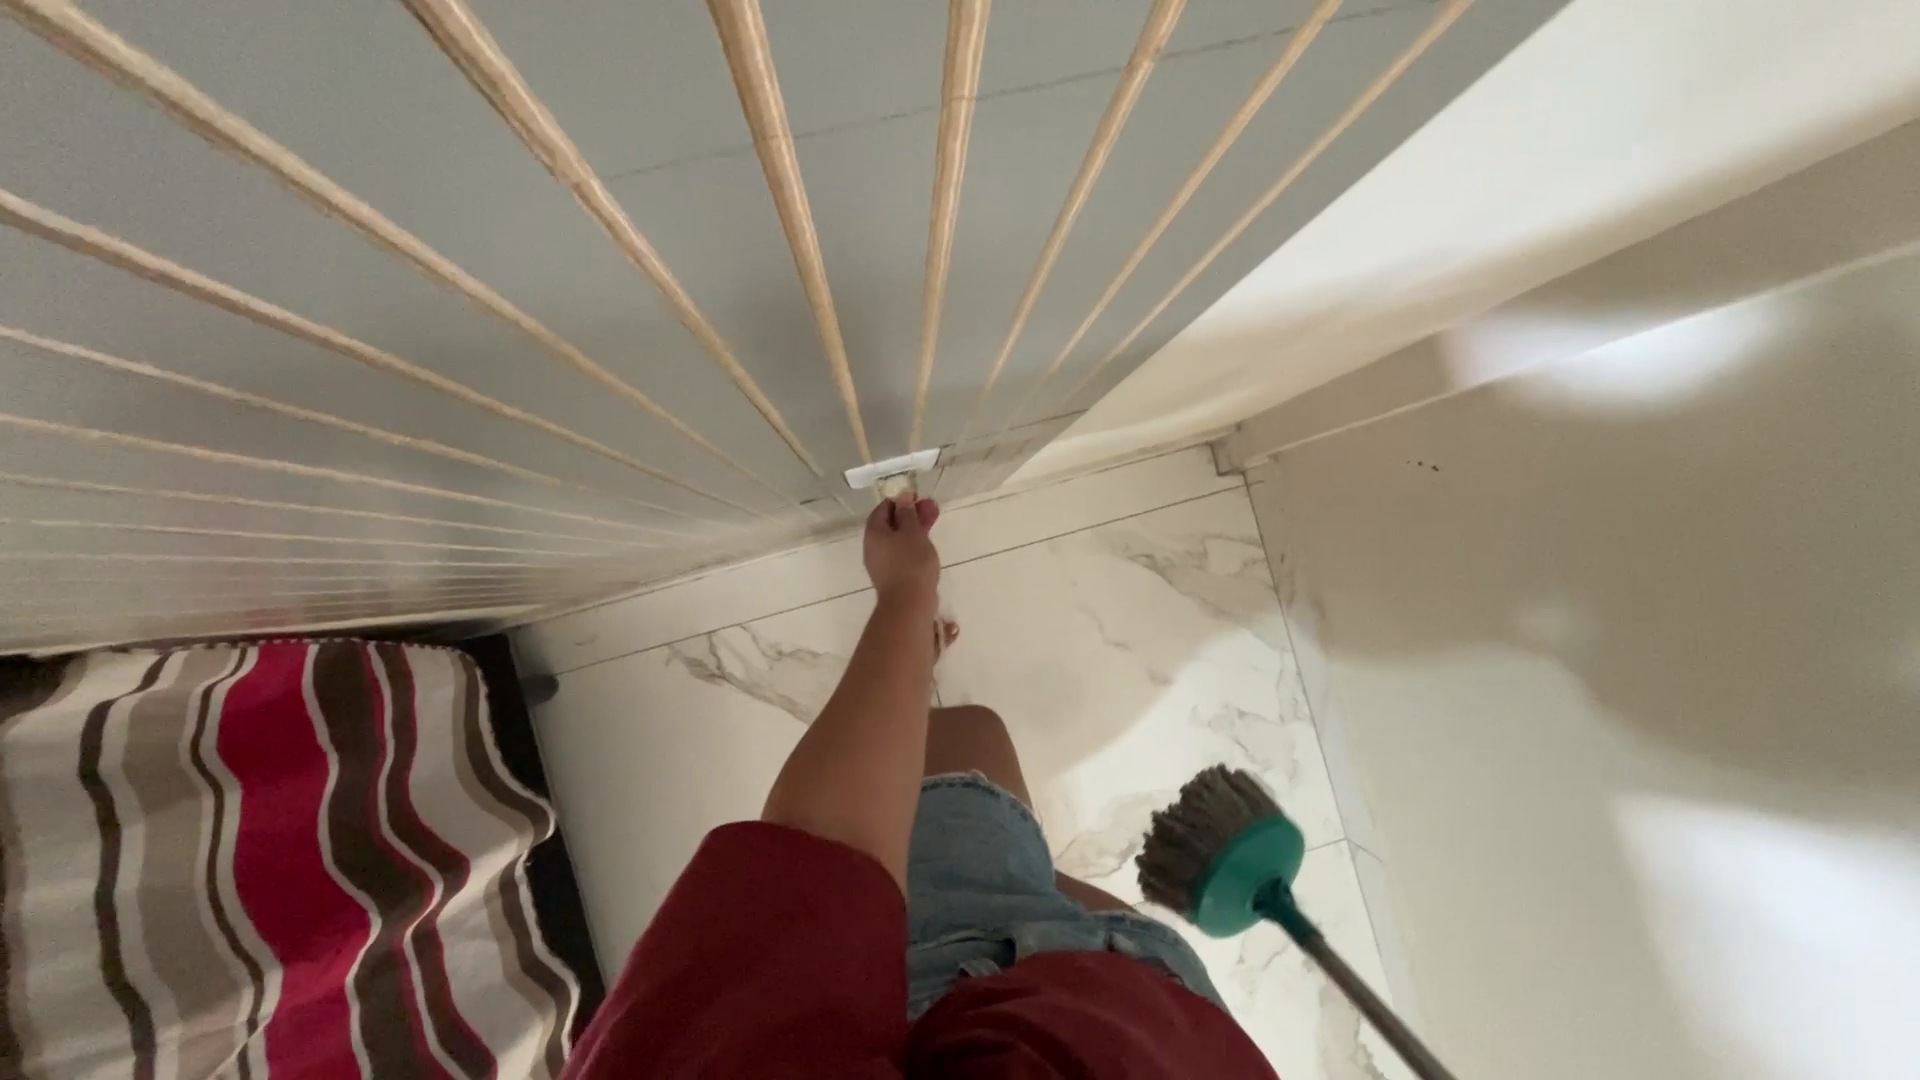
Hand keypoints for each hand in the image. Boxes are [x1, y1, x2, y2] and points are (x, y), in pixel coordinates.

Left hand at [863, 492, 939, 604]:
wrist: (910, 604)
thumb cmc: (911, 563)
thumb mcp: (912, 532)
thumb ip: (908, 513)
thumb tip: (902, 496)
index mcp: (874, 533)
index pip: (883, 509)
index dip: (900, 500)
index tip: (919, 498)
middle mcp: (874, 547)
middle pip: (892, 524)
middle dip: (912, 514)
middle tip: (932, 508)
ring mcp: (883, 564)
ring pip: (899, 539)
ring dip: (915, 529)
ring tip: (935, 523)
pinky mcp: (894, 576)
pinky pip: (903, 554)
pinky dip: (914, 546)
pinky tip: (928, 545)